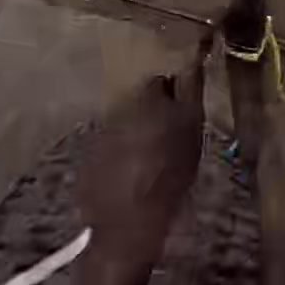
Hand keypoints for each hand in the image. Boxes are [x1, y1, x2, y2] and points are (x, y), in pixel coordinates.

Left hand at [77, 50, 205, 284]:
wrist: (129, 225)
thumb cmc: (169, 175)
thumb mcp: (193, 128)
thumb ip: (192, 90)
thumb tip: (194, 60)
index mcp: (149, 98)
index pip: (159, 81)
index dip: (170, 92)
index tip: (178, 105)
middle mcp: (122, 108)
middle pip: (139, 102)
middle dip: (151, 111)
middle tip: (164, 132)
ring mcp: (102, 133)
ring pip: (124, 123)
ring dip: (135, 131)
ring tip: (148, 155)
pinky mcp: (90, 158)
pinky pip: (110, 146)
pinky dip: (119, 153)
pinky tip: (130, 171)